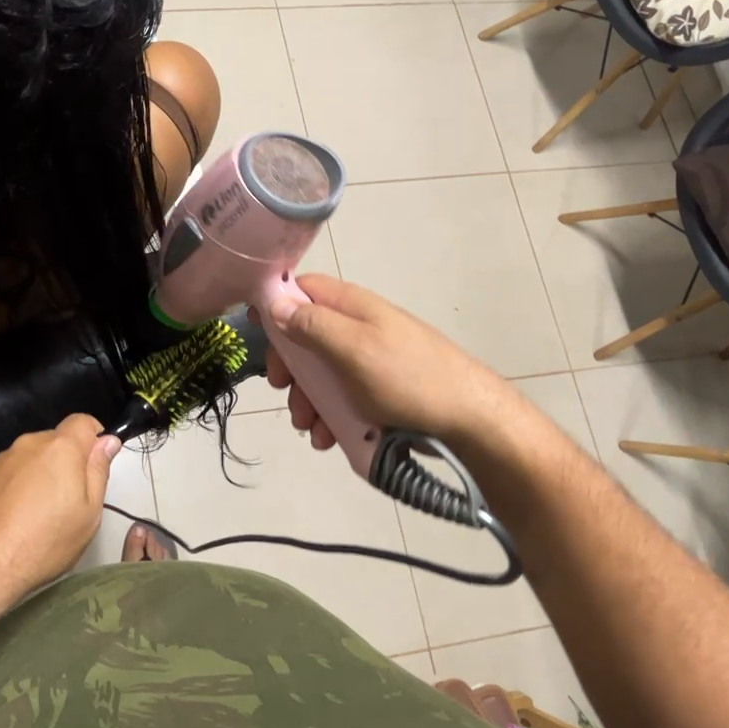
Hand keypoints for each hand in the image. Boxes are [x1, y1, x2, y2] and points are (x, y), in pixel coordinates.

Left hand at [0, 415, 120, 607]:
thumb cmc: (43, 542)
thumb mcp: (88, 513)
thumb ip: (98, 471)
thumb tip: (107, 441)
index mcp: (60, 447)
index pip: (84, 421)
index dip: (96, 439)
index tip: (97, 467)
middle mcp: (29, 444)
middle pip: (58, 441)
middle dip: (69, 462)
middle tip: (72, 501)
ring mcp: (2, 460)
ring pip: (34, 459)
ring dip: (43, 477)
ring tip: (42, 516)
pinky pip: (13, 474)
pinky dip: (21, 489)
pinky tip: (18, 520)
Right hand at [259, 274, 524, 452]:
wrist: (470, 424)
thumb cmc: (408, 379)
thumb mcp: (353, 349)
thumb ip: (312, 324)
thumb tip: (274, 301)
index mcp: (353, 307)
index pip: (303, 290)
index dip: (276, 307)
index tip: (258, 335)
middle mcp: (359, 329)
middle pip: (305, 338)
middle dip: (290, 368)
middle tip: (283, 390)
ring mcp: (369, 362)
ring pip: (321, 375)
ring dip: (307, 400)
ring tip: (309, 427)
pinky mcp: (378, 393)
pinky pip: (341, 400)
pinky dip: (329, 417)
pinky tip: (329, 438)